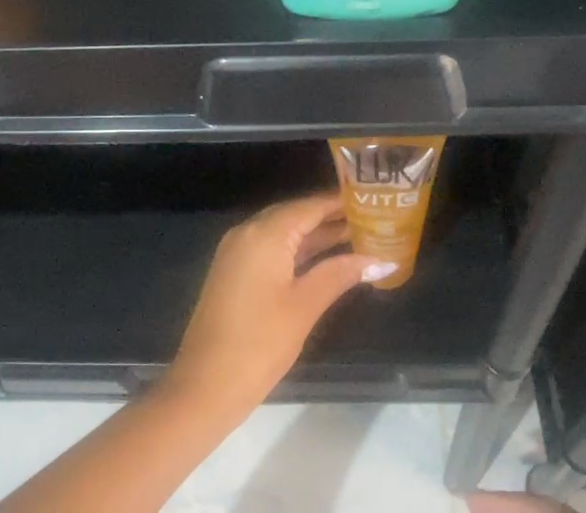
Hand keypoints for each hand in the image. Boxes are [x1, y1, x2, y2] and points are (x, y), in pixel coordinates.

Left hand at [164, 194, 396, 415]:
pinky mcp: (234, 273)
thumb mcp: (304, 306)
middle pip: (296, 215)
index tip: (373, 199)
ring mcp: (237, 253)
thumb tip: (381, 260)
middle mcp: (247, 233)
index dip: (341, 202)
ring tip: (359, 236)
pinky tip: (326, 259)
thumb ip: (340, 274)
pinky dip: (298, 250)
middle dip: (332, 217)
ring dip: (317, 235)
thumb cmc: (259, 344)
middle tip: (372, 217)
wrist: (204, 386)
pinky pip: (271, 249)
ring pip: (284, 232)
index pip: (309, 206)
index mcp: (264, 234)